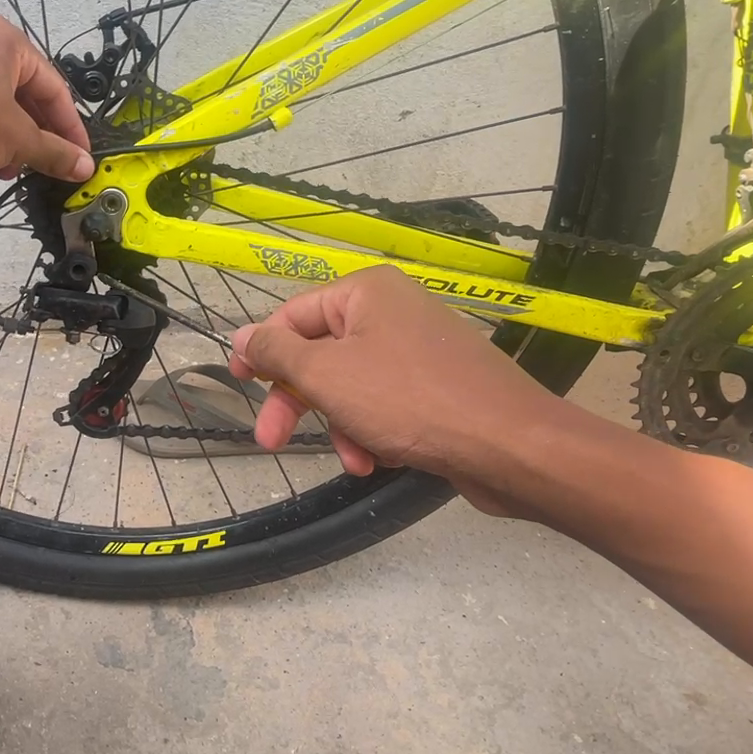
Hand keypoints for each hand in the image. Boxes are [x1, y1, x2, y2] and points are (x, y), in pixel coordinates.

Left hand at [0, 15, 92, 183]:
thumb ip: (54, 152)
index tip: (79, 157)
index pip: (53, 87)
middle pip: (19, 99)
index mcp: (6, 40)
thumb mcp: (17, 139)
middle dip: (28, 140)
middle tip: (34, 168)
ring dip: (0, 147)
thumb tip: (84, 167)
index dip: (69, 128)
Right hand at [227, 266, 579, 515]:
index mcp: (364, 293)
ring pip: (350, 384)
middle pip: (320, 354)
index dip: (261, 352)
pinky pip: (384, 401)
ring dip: (340, 425)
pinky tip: (379, 460)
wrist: (513, 446)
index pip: (292, 316)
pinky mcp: (437, 384)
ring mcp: (418, 348)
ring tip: (355, 460)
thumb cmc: (409, 401)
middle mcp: (391, 311)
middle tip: (270, 441)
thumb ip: (276, 353)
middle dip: (298, 402)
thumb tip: (241, 335)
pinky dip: (373, 430)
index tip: (240, 384)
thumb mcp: (326, 375)